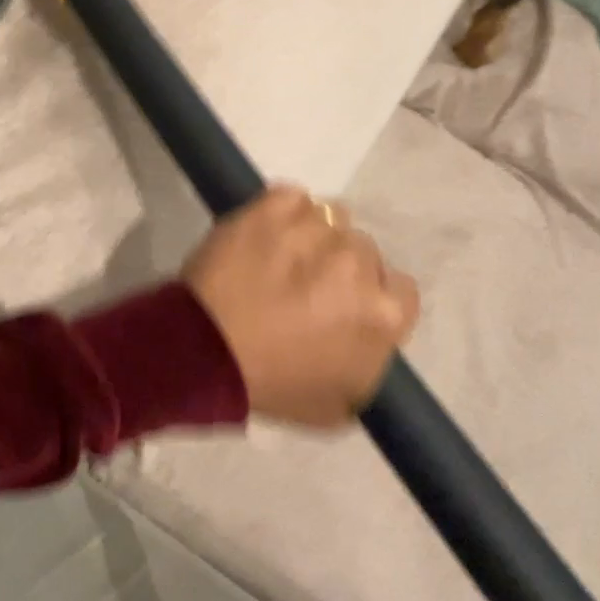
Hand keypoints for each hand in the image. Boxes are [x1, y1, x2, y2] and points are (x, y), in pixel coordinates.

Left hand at [182, 186, 419, 428]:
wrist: (202, 350)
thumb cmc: (269, 385)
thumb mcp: (339, 404)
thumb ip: (365, 367)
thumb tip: (363, 345)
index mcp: (385, 315)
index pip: (397, 289)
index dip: (364, 293)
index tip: (334, 301)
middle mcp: (357, 266)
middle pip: (360, 250)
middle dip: (334, 263)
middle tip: (296, 280)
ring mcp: (312, 233)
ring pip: (326, 219)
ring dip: (306, 233)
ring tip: (274, 254)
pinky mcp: (267, 211)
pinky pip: (288, 196)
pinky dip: (279, 208)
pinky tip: (262, 227)